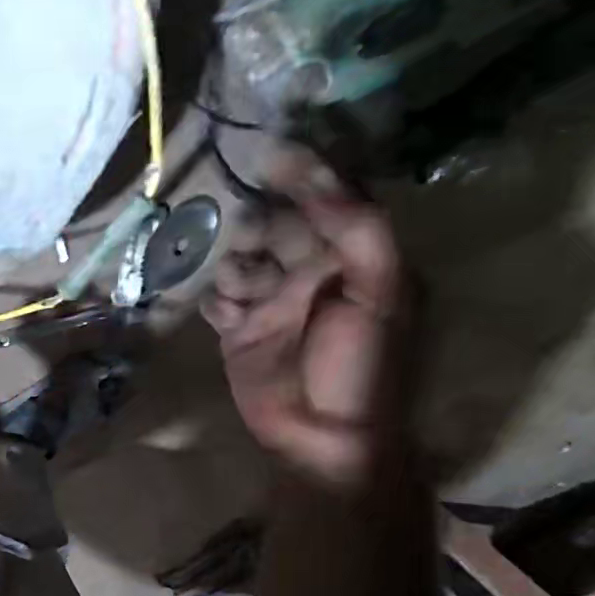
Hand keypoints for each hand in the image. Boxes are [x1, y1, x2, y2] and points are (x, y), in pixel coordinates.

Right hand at [201, 146, 407, 488]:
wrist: (322, 439)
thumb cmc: (362, 366)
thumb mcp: (380, 293)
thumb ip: (358, 230)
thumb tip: (318, 179)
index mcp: (349, 259)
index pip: (324, 202)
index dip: (301, 176)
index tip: (271, 155)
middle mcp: (306, 273)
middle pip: (271, 226)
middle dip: (261, 232)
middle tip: (261, 253)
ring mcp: (267, 302)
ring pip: (236, 259)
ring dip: (237, 271)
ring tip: (249, 301)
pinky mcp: (236, 330)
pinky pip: (214, 298)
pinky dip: (218, 304)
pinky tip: (234, 323)